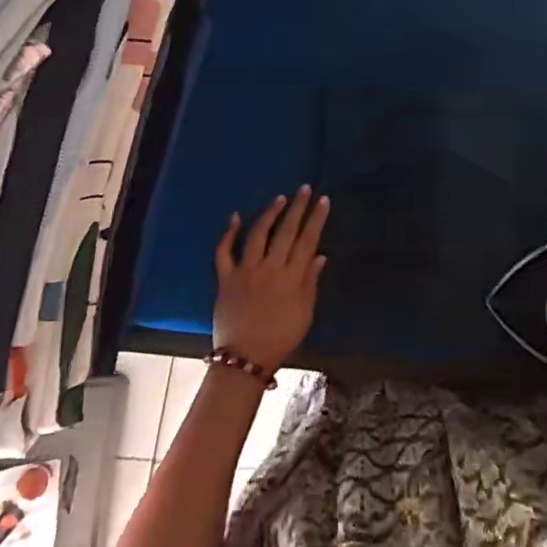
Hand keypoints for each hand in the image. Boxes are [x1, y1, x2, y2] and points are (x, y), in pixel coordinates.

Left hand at [213, 186, 329, 368]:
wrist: (245, 357)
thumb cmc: (281, 337)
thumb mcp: (305, 313)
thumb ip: (311, 282)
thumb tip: (320, 256)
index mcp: (292, 277)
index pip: (307, 241)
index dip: (316, 219)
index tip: (322, 201)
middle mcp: (269, 268)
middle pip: (285, 231)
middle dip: (297, 208)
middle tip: (304, 189)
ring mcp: (245, 270)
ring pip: (258, 234)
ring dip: (269, 214)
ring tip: (280, 198)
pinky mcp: (226, 277)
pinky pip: (224, 251)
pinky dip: (228, 233)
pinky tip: (235, 216)